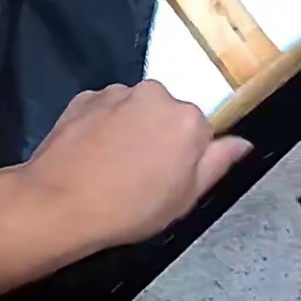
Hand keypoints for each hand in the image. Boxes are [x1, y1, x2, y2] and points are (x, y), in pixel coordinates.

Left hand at [4, 82, 251, 254]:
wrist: (59, 202)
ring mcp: (116, 93)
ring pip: (134, 108)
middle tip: (138, 173)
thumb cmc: (128, 208)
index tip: (167, 176)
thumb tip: (241, 143)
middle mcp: (155, 95)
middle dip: (158, 135)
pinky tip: (91, 155)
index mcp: (188, 119)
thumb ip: (217, 163)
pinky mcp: (84, 97)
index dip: (185, 156)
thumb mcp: (184, 198)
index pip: (200, 130)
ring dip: (129, 128)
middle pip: (166, 113)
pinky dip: (101, 125)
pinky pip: (104, 108)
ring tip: (110, 166)